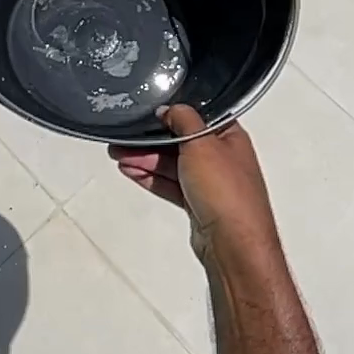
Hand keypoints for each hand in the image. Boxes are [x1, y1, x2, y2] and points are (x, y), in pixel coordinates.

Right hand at [109, 105, 280, 264]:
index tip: (148, 115)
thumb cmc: (228, 196)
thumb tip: (171, 109)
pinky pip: (169, 184)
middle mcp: (222, 158)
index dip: (170, 114)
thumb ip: (183, 120)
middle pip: (179, 142)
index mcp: (230, 137)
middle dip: (149, 141)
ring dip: (145, 159)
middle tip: (124, 140)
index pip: (196, 117)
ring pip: (171, 164)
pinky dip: (150, 178)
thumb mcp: (201, 143)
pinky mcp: (197, 202)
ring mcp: (209, 182)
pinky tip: (132, 172)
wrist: (233, 244)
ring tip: (120, 156)